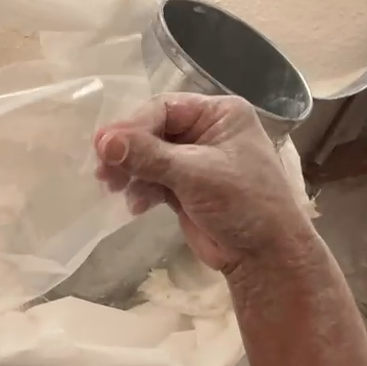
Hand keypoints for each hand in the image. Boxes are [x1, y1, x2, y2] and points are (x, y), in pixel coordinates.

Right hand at [93, 93, 313, 280]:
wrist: (264, 256)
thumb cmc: (242, 204)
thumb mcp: (194, 174)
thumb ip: (148, 156)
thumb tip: (102, 142)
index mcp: (219, 114)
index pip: (164, 109)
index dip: (132, 127)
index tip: (103, 146)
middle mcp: (206, 132)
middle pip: (153, 132)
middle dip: (127, 152)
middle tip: (103, 172)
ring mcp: (194, 161)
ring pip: (148, 158)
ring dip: (130, 173)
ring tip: (115, 190)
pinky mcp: (185, 188)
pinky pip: (152, 180)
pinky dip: (141, 191)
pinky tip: (136, 207)